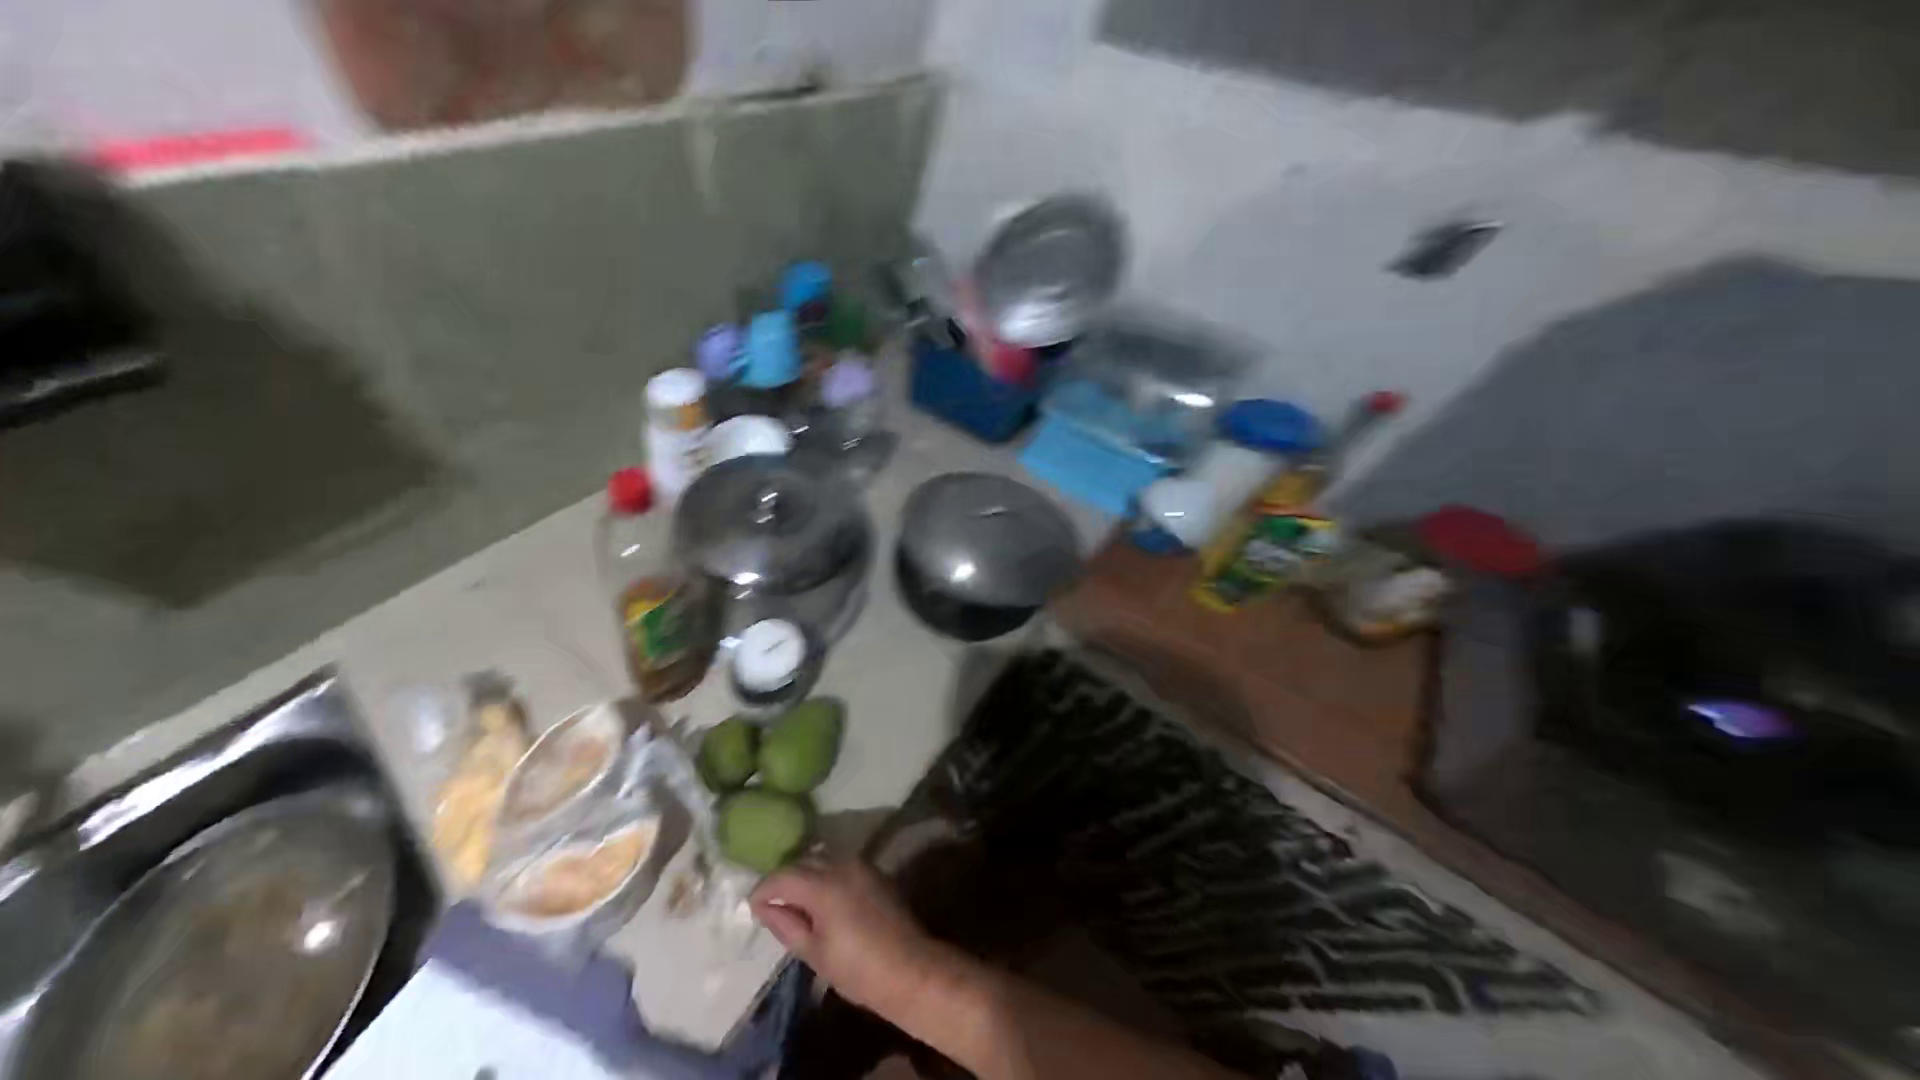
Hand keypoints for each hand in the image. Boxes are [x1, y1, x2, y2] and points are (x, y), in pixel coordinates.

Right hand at [749, 859, 952, 1014]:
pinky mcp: (876, 873)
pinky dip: (827, 877)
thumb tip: (763, 907)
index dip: (764, 889)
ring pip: (824, 860)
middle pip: (804, 861)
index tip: (752, 906)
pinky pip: (842, 866)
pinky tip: (823, 901)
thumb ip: (786, 924)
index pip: (783, 876)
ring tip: (797, 904)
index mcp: (824, 885)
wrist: (910, 968)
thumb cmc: (857, 969)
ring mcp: (863, 866)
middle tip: (773, 905)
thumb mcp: (814, 952)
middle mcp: (843, 865)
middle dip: (785, 879)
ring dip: (807, 876)